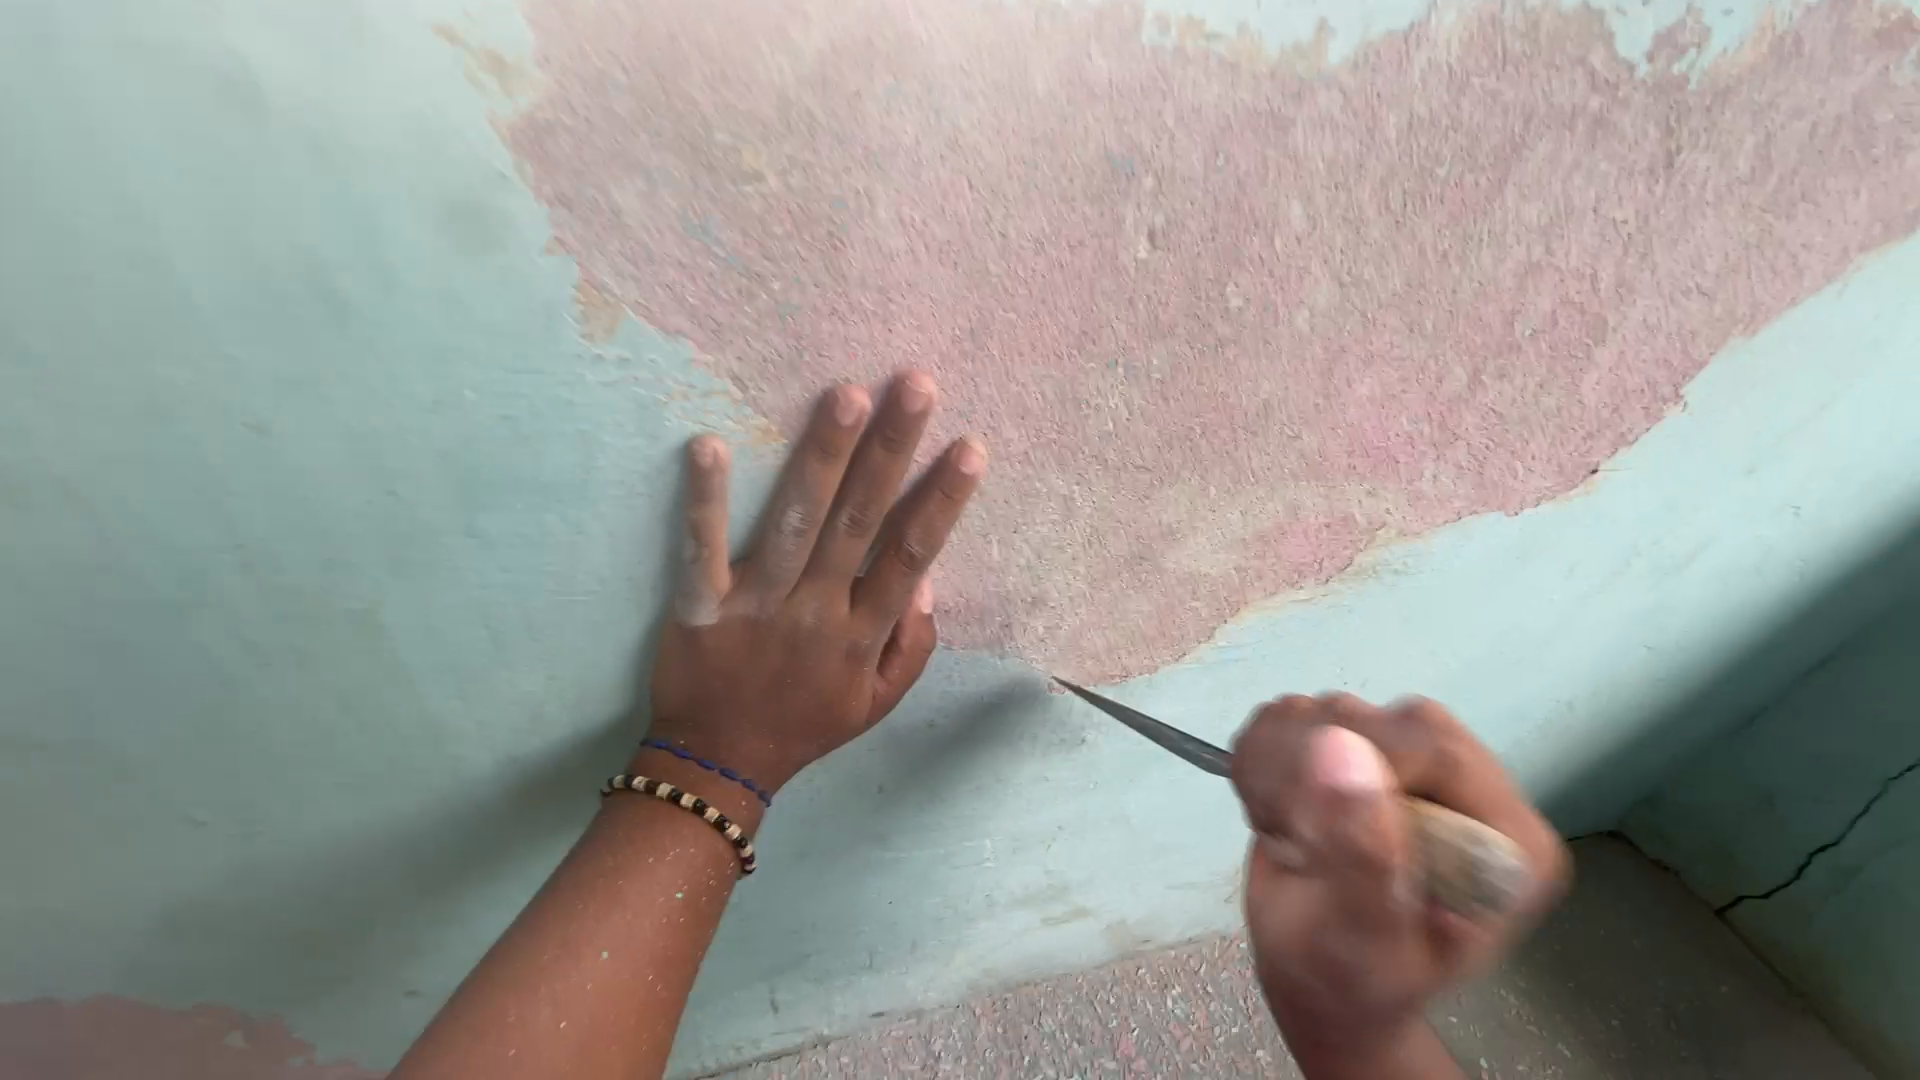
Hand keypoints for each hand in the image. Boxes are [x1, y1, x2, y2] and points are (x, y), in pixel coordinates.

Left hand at [645, 371, 986, 793]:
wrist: (721, 763)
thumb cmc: (807, 725)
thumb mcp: (879, 703)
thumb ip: (912, 644)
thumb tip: (925, 576)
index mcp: (862, 634)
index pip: (911, 556)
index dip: (942, 502)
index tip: (970, 449)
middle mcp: (818, 611)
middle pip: (860, 523)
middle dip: (891, 453)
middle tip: (915, 387)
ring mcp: (758, 606)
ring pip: (796, 523)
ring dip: (822, 458)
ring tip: (847, 396)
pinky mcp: (701, 608)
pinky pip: (701, 551)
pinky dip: (704, 501)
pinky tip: (706, 444)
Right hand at [1230, 695, 1567, 1078]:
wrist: (1315, 980)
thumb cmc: (1346, 981)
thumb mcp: (1360, 938)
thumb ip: (1362, 852)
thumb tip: (1339, 745)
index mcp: (1503, 837)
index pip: (1433, 748)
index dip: (1356, 768)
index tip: (1307, 825)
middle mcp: (1465, 789)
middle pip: (1381, 719)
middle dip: (1313, 772)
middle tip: (1293, 836)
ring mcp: (1406, 763)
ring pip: (1332, 708)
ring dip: (1281, 767)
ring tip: (1285, 831)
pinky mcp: (1356, 750)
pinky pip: (1294, 713)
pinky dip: (1263, 757)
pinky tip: (1273, 808)